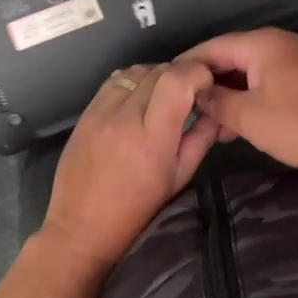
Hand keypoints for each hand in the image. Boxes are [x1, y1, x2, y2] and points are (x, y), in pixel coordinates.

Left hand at [40, 62, 217, 265]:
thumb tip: (216, 110)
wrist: (81, 227)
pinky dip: (132, 82)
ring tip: (162, 96)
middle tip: (189, 93)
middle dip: (180, 75)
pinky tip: (138, 100)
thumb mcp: (179, 177)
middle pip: (159, 70)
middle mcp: (124, 117)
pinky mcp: (85, 113)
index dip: (197, 73)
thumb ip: (201, 138)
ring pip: (136, 70)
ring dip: (155, 76)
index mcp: (152, 137)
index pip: (177, 80)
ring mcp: (100, 112)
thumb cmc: (136, 209)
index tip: (206, 86)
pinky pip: (114, 81)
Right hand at [179, 29, 297, 175]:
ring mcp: (292, 60)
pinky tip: (234, 124)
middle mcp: (277, 44)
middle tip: (182, 106)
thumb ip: (216, 102)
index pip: (212, 46)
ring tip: (206, 123)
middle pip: (230, 57)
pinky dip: (247, 98)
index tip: (164, 83)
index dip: (186, 65)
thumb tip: (195, 94)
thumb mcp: (249, 117)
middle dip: (207, 83)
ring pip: (247, 72)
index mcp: (262, 44)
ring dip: (227, 95)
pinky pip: (264, 81)